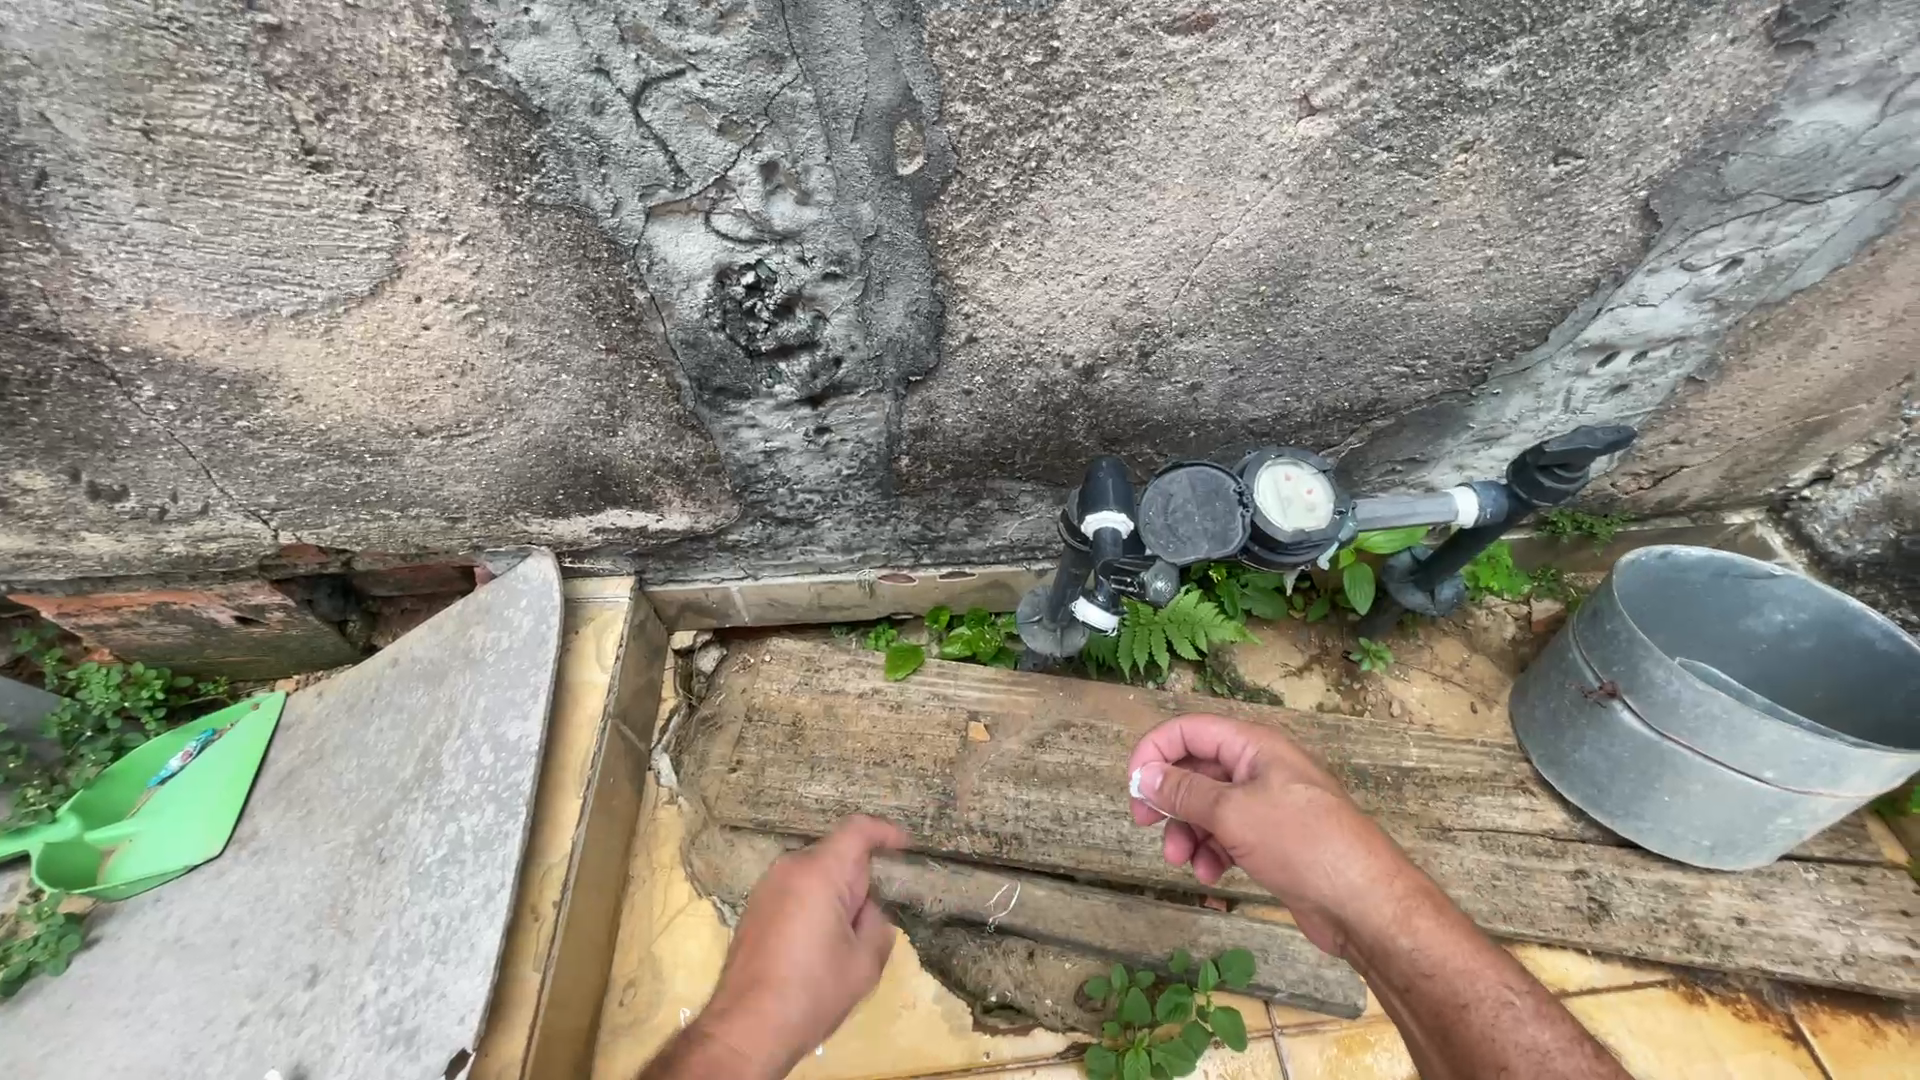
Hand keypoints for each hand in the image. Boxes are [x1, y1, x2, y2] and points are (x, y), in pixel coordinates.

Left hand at [692, 815, 908, 1077]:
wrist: (745, 1030)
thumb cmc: (810, 993)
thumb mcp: (864, 963)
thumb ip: (877, 923)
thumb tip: (866, 910)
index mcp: (819, 872)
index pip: (857, 830)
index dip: (885, 832)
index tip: (906, 846)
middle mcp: (789, 868)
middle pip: (836, 855)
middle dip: (858, 881)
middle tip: (866, 923)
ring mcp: (766, 886)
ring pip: (815, 874)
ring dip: (834, 894)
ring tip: (838, 943)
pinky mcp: (754, 907)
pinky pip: (795, 890)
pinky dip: (812, 905)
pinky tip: (811, 949)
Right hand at [1126, 713, 1433, 957]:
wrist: (1366, 905)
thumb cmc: (1302, 843)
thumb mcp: (1232, 812)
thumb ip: (1183, 791)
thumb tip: (1143, 775)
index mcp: (1252, 746)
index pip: (1188, 731)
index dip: (1155, 751)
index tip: (1133, 785)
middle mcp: (1257, 768)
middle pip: (1195, 770)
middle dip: (1168, 798)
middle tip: (1145, 823)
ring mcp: (1266, 805)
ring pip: (1207, 807)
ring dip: (1187, 831)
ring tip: (1180, 860)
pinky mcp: (1272, 840)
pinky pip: (1227, 835)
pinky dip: (1211, 851)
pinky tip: (1210, 876)